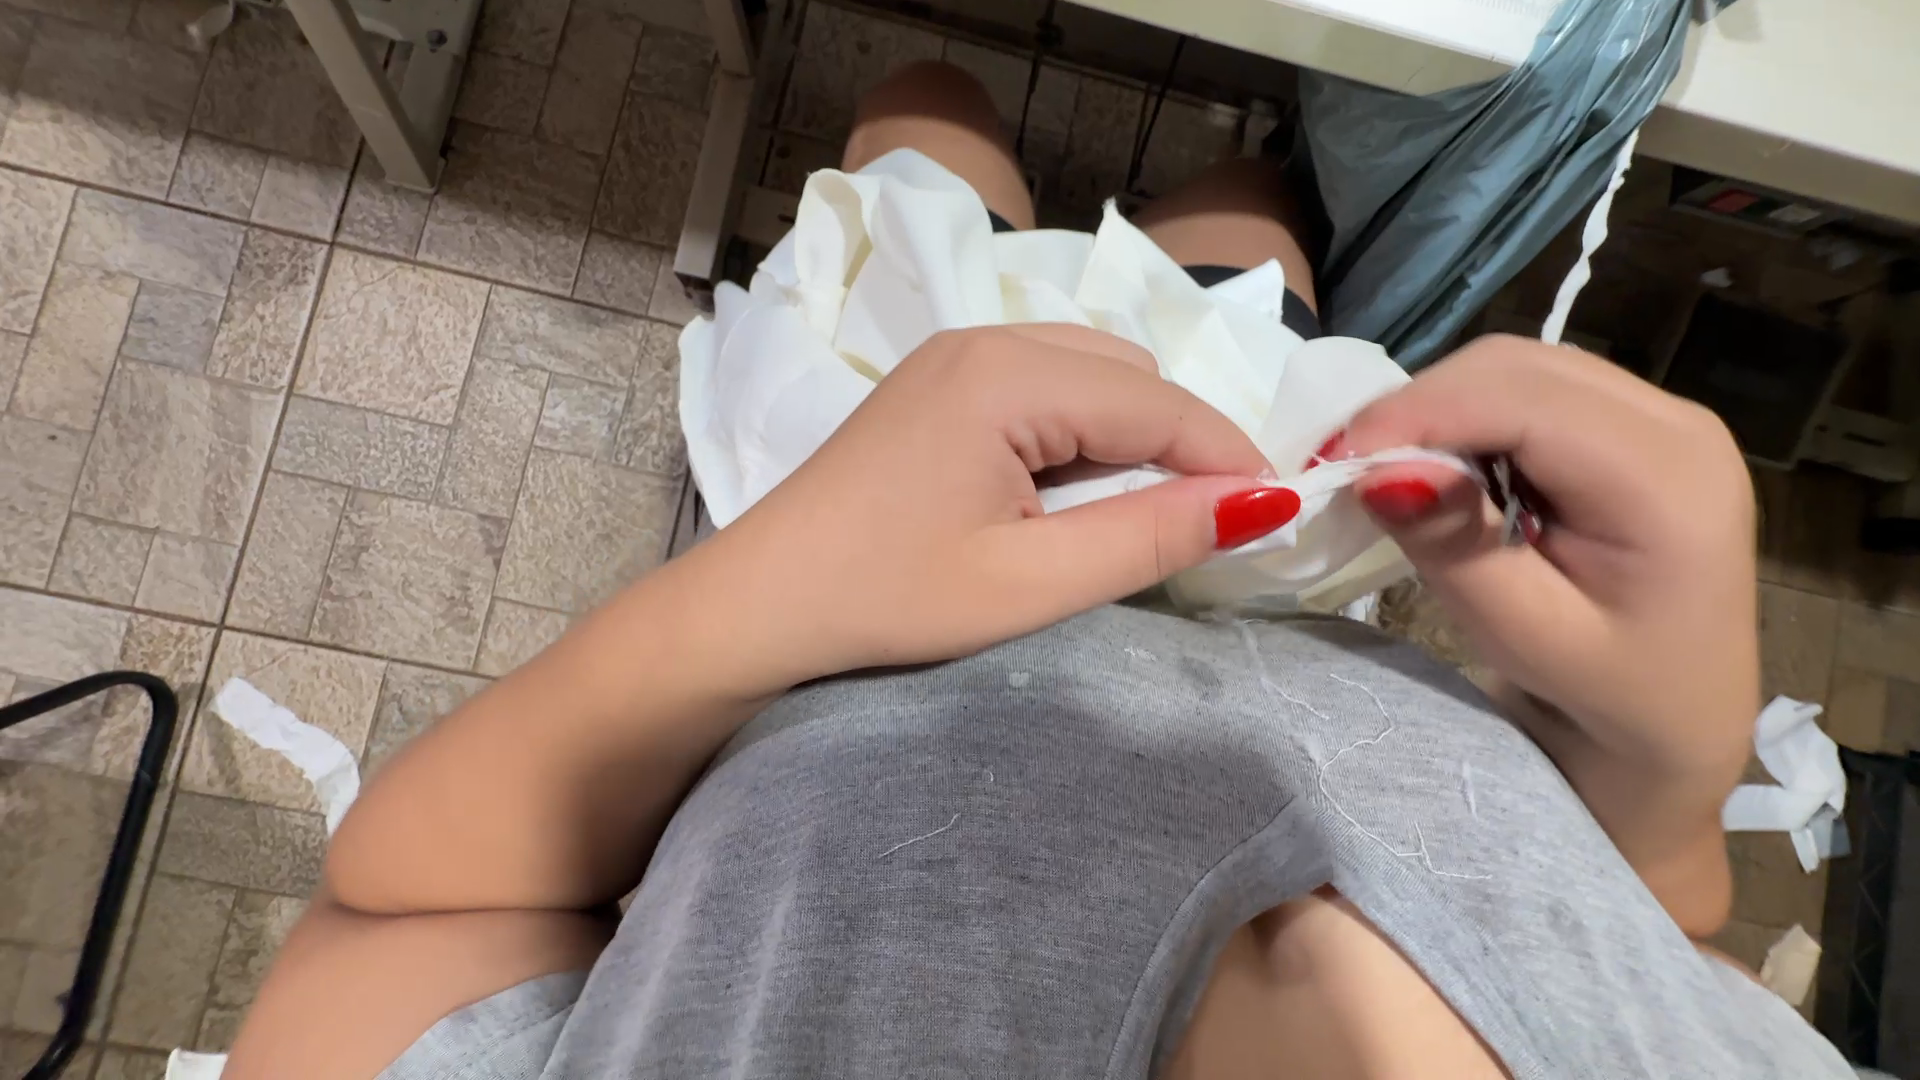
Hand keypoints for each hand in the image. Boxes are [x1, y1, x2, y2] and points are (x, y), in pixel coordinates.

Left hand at [681, 324, 1296, 691]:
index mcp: (1006, 376)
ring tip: (1129, 513)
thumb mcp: (1028, 583)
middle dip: (1177, 441)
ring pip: (1087, 375)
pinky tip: (1063, 490)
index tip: (1280, 510)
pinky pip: (1040, 388)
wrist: (762, 604)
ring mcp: (952, 357)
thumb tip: (1261, 500)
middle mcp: (982, 340)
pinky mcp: (936, 386)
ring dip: (1128, 435)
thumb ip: (1147, 536)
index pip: (1157, 401)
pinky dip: (1078, 433)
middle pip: (1126, 372)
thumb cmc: (886, 600)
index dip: (1228, 454)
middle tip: (1197, 522)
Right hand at [1344, 335, 1757, 779]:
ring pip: (1512, 366)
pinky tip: (1438, 466)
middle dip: (1416, 405)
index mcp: (1665, 479)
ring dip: (1433, 407)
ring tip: (1387, 469)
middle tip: (1351, 467)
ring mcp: (1652, 415)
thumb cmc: (1602, 683)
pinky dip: (1457, 414)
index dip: (1418, 413)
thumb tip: (1379, 472)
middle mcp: (1672, 423)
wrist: (1671, 706)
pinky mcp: (1622, 423)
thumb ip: (1455, 547)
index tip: (1337, 460)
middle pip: (1514, 365)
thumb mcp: (1521, 632)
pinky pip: (1520, 387)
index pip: (1523, 401)